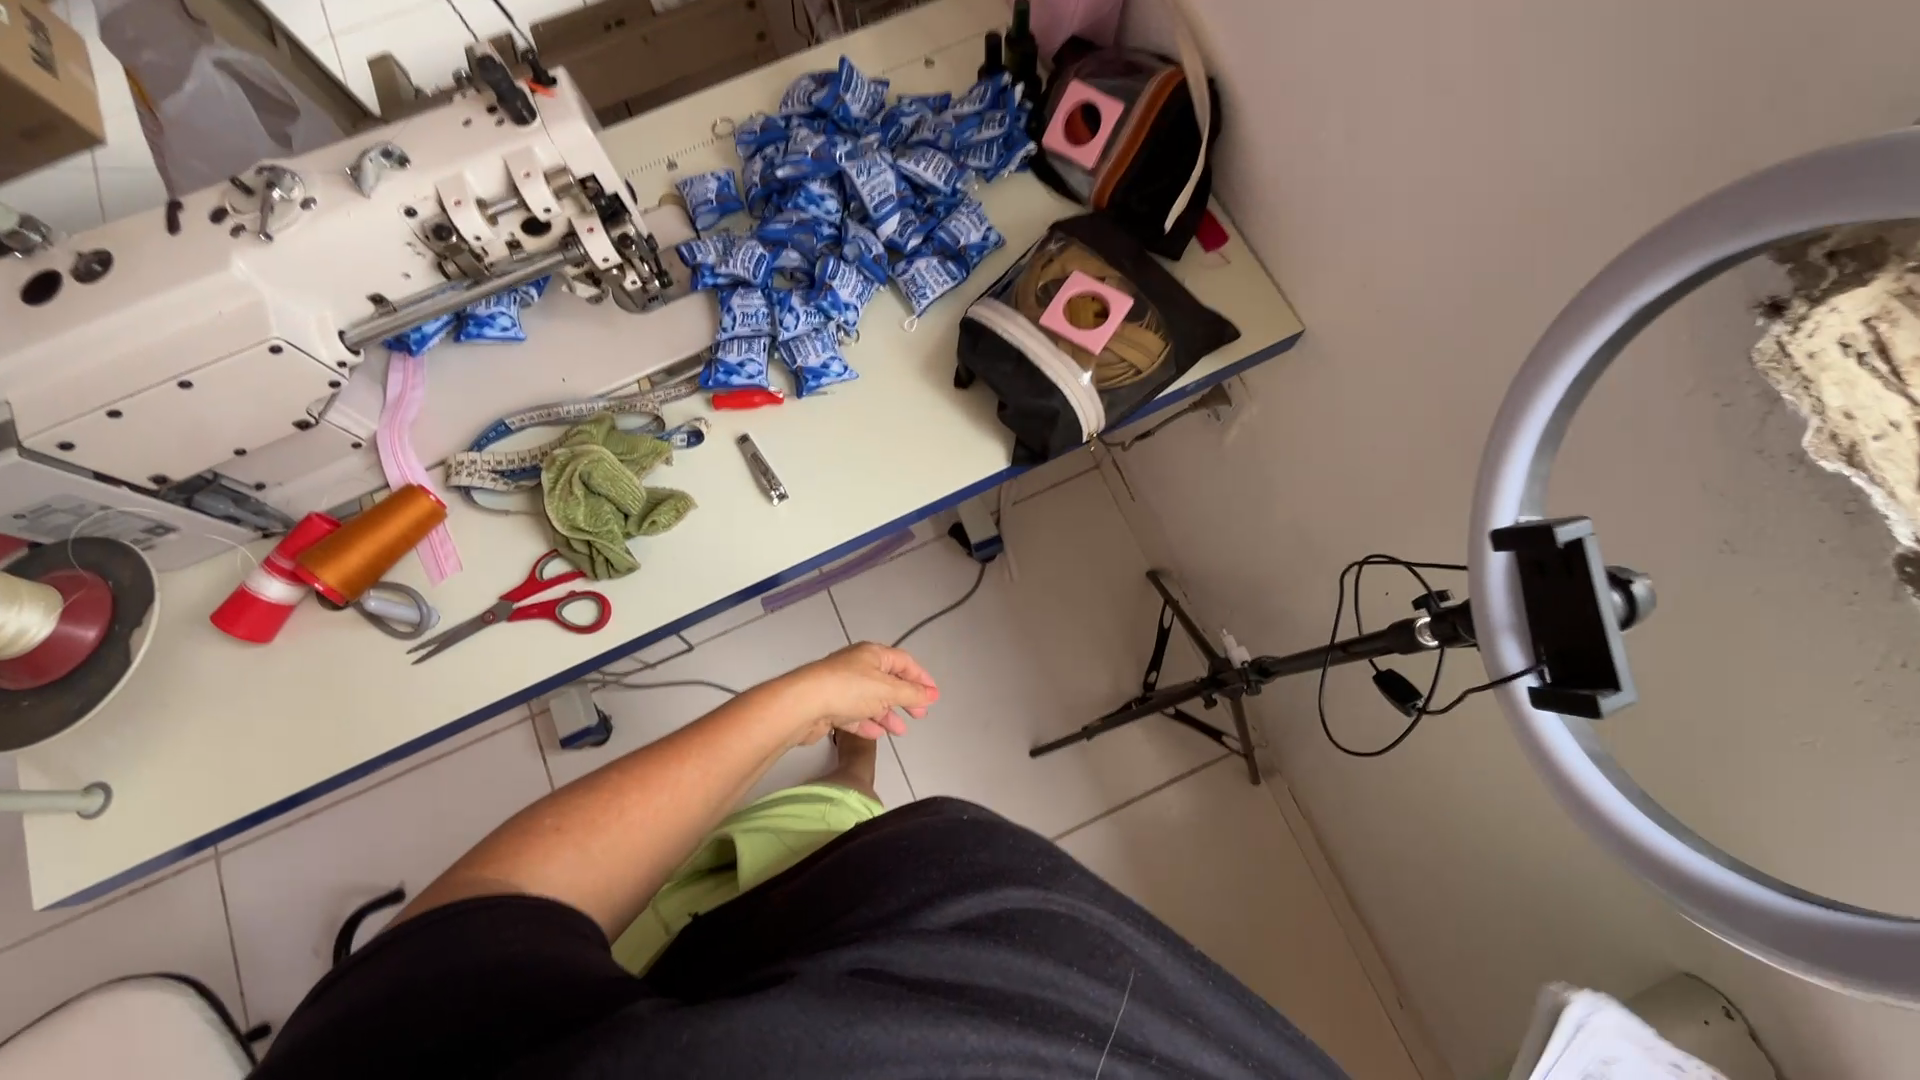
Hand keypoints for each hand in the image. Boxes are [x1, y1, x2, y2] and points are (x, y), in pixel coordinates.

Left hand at [778, 642, 938, 744]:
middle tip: (919, 715)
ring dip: (887, 714)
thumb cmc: (849, 689)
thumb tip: (932, 694)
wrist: (803, 704)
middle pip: (888, 681)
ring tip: (900, 731)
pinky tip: (877, 734)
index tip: (933, 696)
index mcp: (872, 654)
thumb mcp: (887, 690)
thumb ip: (912, 693)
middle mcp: (857, 667)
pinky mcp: (830, 706)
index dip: (921, 678)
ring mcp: (842, 687)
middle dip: (905, 698)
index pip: (904, 662)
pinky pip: (855, 714)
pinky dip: (868, 723)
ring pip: (871, 700)